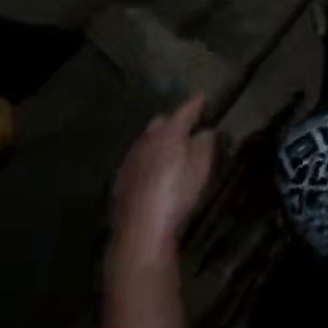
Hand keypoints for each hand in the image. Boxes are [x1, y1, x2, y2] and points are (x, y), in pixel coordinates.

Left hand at [111, 95, 216, 271]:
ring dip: (160, 138)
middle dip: (175, 120)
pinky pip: (138, 156)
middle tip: (190, 125)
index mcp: (168, 134)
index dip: (195, 103)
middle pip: (160, 122)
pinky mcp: (122, 178)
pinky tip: (157, 168)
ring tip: (174, 146)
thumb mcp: (202, 168)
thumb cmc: (177, 194)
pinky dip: (150, 155)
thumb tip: (205, 132)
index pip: (183, 111)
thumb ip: (205, 144)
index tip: (204, 97)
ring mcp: (130, 159)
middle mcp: (146, 141)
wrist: (140, 230)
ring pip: (146, 139)